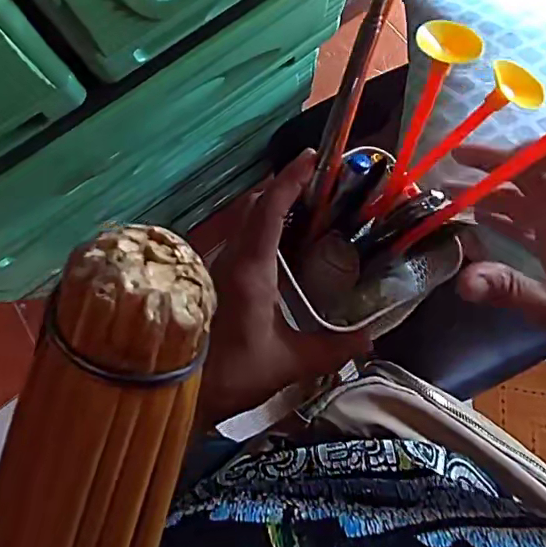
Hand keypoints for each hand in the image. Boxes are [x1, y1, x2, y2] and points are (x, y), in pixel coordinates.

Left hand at [196, 150, 370, 427]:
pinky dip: (257, 221)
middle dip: (283, 185)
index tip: (312, 158)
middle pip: (254, 204)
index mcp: (249, 268)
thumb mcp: (287, 363)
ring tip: (302, 201)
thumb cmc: (231, 374)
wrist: (175, 387)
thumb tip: (370, 340)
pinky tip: (276, 236)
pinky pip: (235, 232)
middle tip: (317, 179)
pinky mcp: (209, 271)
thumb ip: (330, 349)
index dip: (290, 180)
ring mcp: (215, 261)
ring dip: (269, 202)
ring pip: (242, 216)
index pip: (269, 209)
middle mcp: (229, 255)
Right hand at [452, 145, 545, 397]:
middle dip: (496, 165)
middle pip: (538, 175)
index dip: (522, 151)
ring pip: (532, 201)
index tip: (480, 157)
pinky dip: (504, 219)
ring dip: (494, 193)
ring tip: (451, 196)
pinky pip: (533, 226)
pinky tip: (477, 225)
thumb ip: (510, 290)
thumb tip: (461, 281)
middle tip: (453, 163)